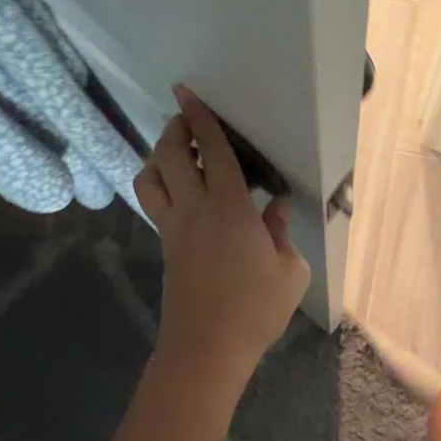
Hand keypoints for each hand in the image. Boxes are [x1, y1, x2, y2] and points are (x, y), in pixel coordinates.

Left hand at [134, 85, 310, 378]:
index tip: (188, 93)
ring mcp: (174, 228)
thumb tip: (274, 210)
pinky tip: (177, 190)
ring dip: (158, 155)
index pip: (212, 150)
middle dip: (174, 128)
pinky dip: (159, 183)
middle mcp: (195, 209)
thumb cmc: (255, 310)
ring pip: (151, 177)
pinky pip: (154, 202)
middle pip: (171, 154)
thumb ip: (283, 234)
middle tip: (185, 118)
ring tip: (176, 153)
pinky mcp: (166, 247)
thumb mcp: (290, 272)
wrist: (208, 348)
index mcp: (230, 208)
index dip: (200, 118)